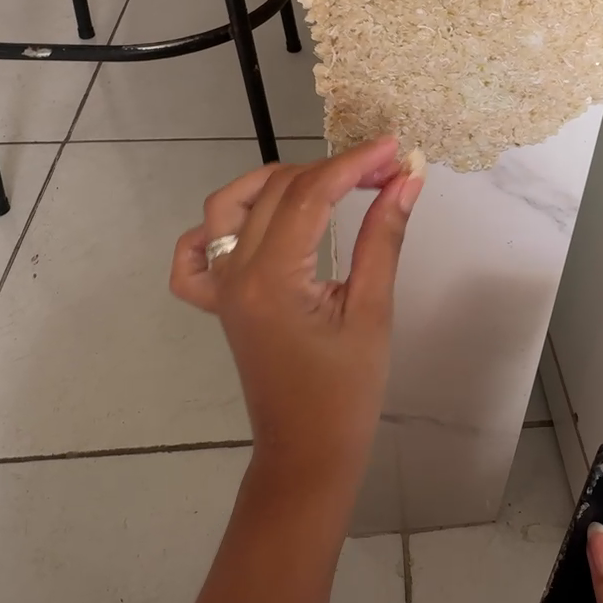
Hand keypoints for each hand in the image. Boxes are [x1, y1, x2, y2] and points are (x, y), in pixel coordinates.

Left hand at [169, 136, 422, 480]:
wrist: (308, 453)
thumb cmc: (347, 392)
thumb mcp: (372, 311)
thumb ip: (384, 237)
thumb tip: (407, 180)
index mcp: (272, 278)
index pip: (311, 195)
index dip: (355, 163)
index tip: (396, 148)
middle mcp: (235, 273)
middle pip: (276, 191)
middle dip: (331, 170)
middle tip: (382, 172)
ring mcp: (219, 287)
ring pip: (229, 206)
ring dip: (276, 182)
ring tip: (327, 183)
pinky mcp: (218, 302)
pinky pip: (196, 254)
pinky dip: (217, 228)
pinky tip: (252, 224)